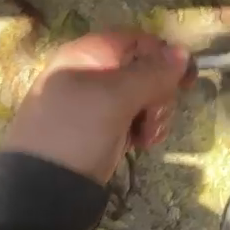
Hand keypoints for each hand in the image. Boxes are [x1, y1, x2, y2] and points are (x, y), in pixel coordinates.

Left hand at [1, 32, 188, 183]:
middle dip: (159, 93)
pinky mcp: (103, 128)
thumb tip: (182, 52)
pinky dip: (144, 129)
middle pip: (145, 70)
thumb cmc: (76, 132)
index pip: (138, 41)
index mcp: (88, 55)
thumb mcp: (116, 98)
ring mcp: (97, 103)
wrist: (44, 189)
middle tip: (152, 115)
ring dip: (155, 115)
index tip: (186, 81)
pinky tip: (141, 144)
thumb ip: (152, 73)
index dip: (164, 56)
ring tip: (145, 137)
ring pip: (144, 97)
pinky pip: (134, 118)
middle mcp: (92, 74)